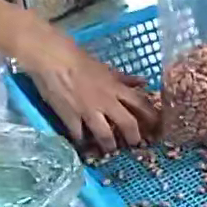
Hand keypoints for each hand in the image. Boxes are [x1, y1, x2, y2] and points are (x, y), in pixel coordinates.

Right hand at [18, 22, 155, 152]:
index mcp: (116, 88)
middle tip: (134, 145)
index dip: (152, 119)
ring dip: (110, 146)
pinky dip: (82, 142)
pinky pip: (79, 135)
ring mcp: (88, 111)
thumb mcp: (105, 68)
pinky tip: (83, 145)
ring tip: (109, 150)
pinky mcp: (70, 117)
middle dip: (134, 138)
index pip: (141, 105)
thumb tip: (144, 82)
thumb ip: (124, 79)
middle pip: (128, 124)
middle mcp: (106, 101)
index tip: (156, 129)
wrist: (50, 56)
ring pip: (106, 135)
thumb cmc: (77, 59)